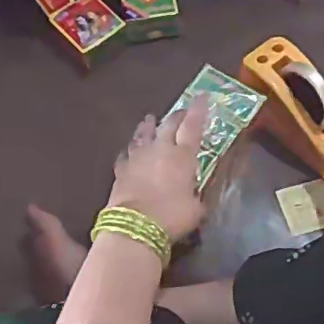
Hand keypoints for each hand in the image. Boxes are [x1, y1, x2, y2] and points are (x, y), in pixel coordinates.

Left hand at [107, 96, 207, 241]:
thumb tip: (195, 197)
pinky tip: (129, 151)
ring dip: (148, 126)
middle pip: (168, 125)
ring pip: (143, 134)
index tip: (203, 96)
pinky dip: (130, 150)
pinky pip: (125, 154)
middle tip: (181, 112)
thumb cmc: (172, 216)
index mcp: (182, 156)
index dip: (199, 110)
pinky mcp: (120, 170)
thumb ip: (196, 197)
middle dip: (176, 116)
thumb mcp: (196, 209)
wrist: (135, 226)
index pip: (193, 126)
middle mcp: (159, 149)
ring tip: (150, 120)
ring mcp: (137, 158)